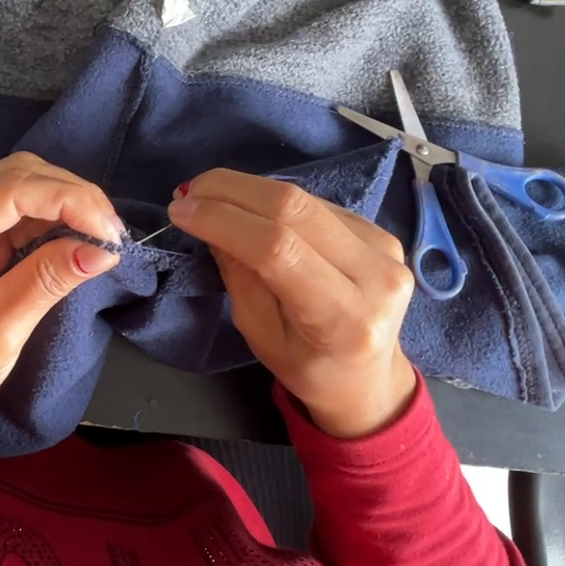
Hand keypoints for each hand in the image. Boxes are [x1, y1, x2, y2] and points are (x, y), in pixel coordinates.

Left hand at [0, 153, 122, 437]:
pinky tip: (74, 238)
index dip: (70, 199)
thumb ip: (46, 282)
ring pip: (19, 183)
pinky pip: (13, 206)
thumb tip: (102, 250)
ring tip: (101, 239)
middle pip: (17, 175)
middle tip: (113, 238)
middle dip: (73, 197)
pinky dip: (49, 217)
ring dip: (65, 204)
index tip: (111, 234)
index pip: (11, 189)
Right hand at [167, 170, 417, 437]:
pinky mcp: (382, 231)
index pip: (278, 250)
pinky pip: (316, 203)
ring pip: (304, 198)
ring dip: (247, 188)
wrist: (368, 378)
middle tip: (187, 191)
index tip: (180, 210)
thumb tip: (211, 223)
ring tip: (207, 193)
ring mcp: (384, 248)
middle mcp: (375, 276)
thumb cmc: (307, 367)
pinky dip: (272, 200)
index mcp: (344, 319)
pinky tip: (247, 206)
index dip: (224, 221)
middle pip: (294, 209)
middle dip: (231, 191)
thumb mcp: (260, 335)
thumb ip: (240, 277)